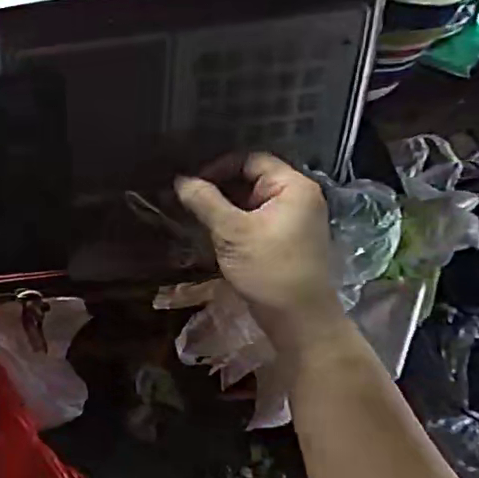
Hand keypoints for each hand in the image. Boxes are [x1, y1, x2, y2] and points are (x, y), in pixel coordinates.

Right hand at [174, 152, 345, 348]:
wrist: (298, 317)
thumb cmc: (269, 268)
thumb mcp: (231, 232)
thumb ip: (205, 202)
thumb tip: (180, 180)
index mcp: (293, 187)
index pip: (250, 160)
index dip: (218, 168)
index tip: (191, 185)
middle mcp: (297, 197)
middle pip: (250, 179)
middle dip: (217, 188)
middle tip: (188, 202)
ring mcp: (292, 219)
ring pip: (250, 201)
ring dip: (222, 207)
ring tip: (195, 217)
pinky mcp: (283, 239)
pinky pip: (254, 219)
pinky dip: (233, 222)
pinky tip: (212, 233)